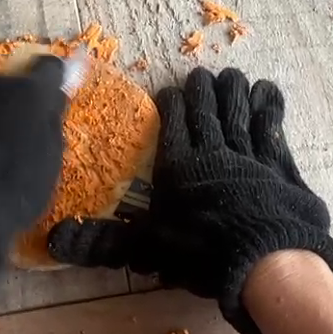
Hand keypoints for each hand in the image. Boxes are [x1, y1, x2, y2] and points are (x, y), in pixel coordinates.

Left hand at [0, 55, 66, 288]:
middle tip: (14, 135)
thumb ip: (50, 117)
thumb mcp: (49, 154)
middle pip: (9, 84)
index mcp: (31, 90)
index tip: (53, 92)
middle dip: (12, 102)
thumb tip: (56, 93)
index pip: (50, 68)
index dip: (53, 78)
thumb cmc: (20, 184)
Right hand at [47, 67, 332, 333]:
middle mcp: (211, 152)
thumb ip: (106, 241)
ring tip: (232, 75)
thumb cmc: (202, 253)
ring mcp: (248, 156)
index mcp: (179, 167)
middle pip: (205, 111)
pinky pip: (270, 127)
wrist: (265, 260)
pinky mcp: (277, 165)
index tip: (170, 91)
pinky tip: (267, 92)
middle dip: (201, 90)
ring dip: (234, 91)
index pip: (172, 124)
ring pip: (237, 112)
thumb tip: (55, 240)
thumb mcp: (149, 249)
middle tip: (201, 73)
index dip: (171, 104)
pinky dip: (269, 107)